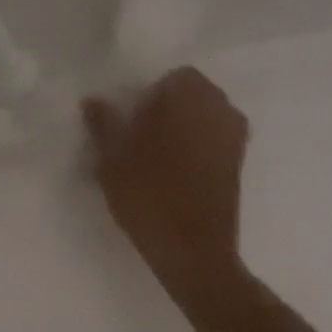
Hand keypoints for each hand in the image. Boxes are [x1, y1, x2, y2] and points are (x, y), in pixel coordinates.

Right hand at [85, 67, 250, 298]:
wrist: (194, 252)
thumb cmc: (150, 199)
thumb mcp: (113, 160)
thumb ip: (104, 124)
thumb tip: (94, 101)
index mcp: (192, 94)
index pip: (167, 78)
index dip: (143, 97)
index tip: (125, 123)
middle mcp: (221, 107)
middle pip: (187, 97)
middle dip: (162, 113)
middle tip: (132, 142)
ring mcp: (234, 137)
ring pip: (199, 121)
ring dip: (176, 133)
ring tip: (148, 163)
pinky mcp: (237, 166)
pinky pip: (209, 144)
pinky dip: (190, 153)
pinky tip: (168, 178)